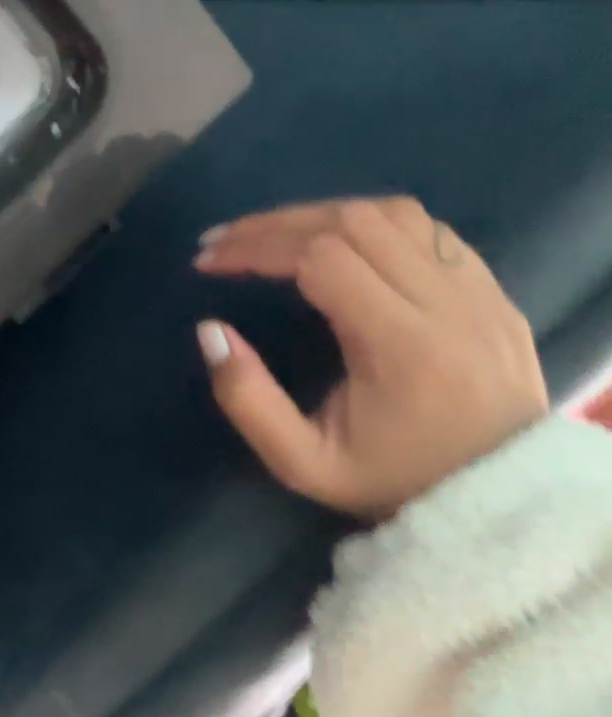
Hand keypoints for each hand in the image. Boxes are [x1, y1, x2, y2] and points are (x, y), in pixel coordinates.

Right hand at [195, 197, 548, 518]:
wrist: (508, 501)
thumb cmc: (393, 478)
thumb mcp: (300, 462)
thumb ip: (245, 398)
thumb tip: (208, 330)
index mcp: (404, 346)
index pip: (321, 257)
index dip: (255, 248)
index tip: (209, 262)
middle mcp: (450, 306)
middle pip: (353, 222)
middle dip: (274, 224)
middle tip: (224, 242)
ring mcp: (482, 295)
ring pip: (393, 214)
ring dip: (320, 215)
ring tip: (273, 238)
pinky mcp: (494, 293)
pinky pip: (429, 230)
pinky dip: (369, 223)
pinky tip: (334, 243)